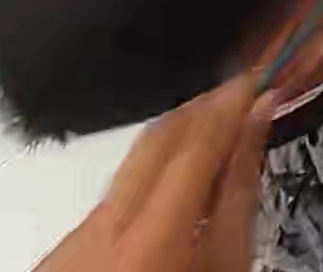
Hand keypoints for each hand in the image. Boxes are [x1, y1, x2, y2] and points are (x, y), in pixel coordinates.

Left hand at [34, 73, 280, 271]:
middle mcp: (97, 234)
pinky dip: (154, 171)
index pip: (197, 139)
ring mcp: (66, 246)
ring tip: (225, 128)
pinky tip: (181, 180)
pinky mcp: (54, 256)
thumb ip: (242, 181)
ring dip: (182, 134)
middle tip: (252, 83)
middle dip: (208, 103)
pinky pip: (113, 194)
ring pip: (132, 163)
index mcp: (151, 239)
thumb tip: (264, 108)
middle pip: (157, 138)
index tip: (268, 70)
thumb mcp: (232, 258)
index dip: (235, 96)